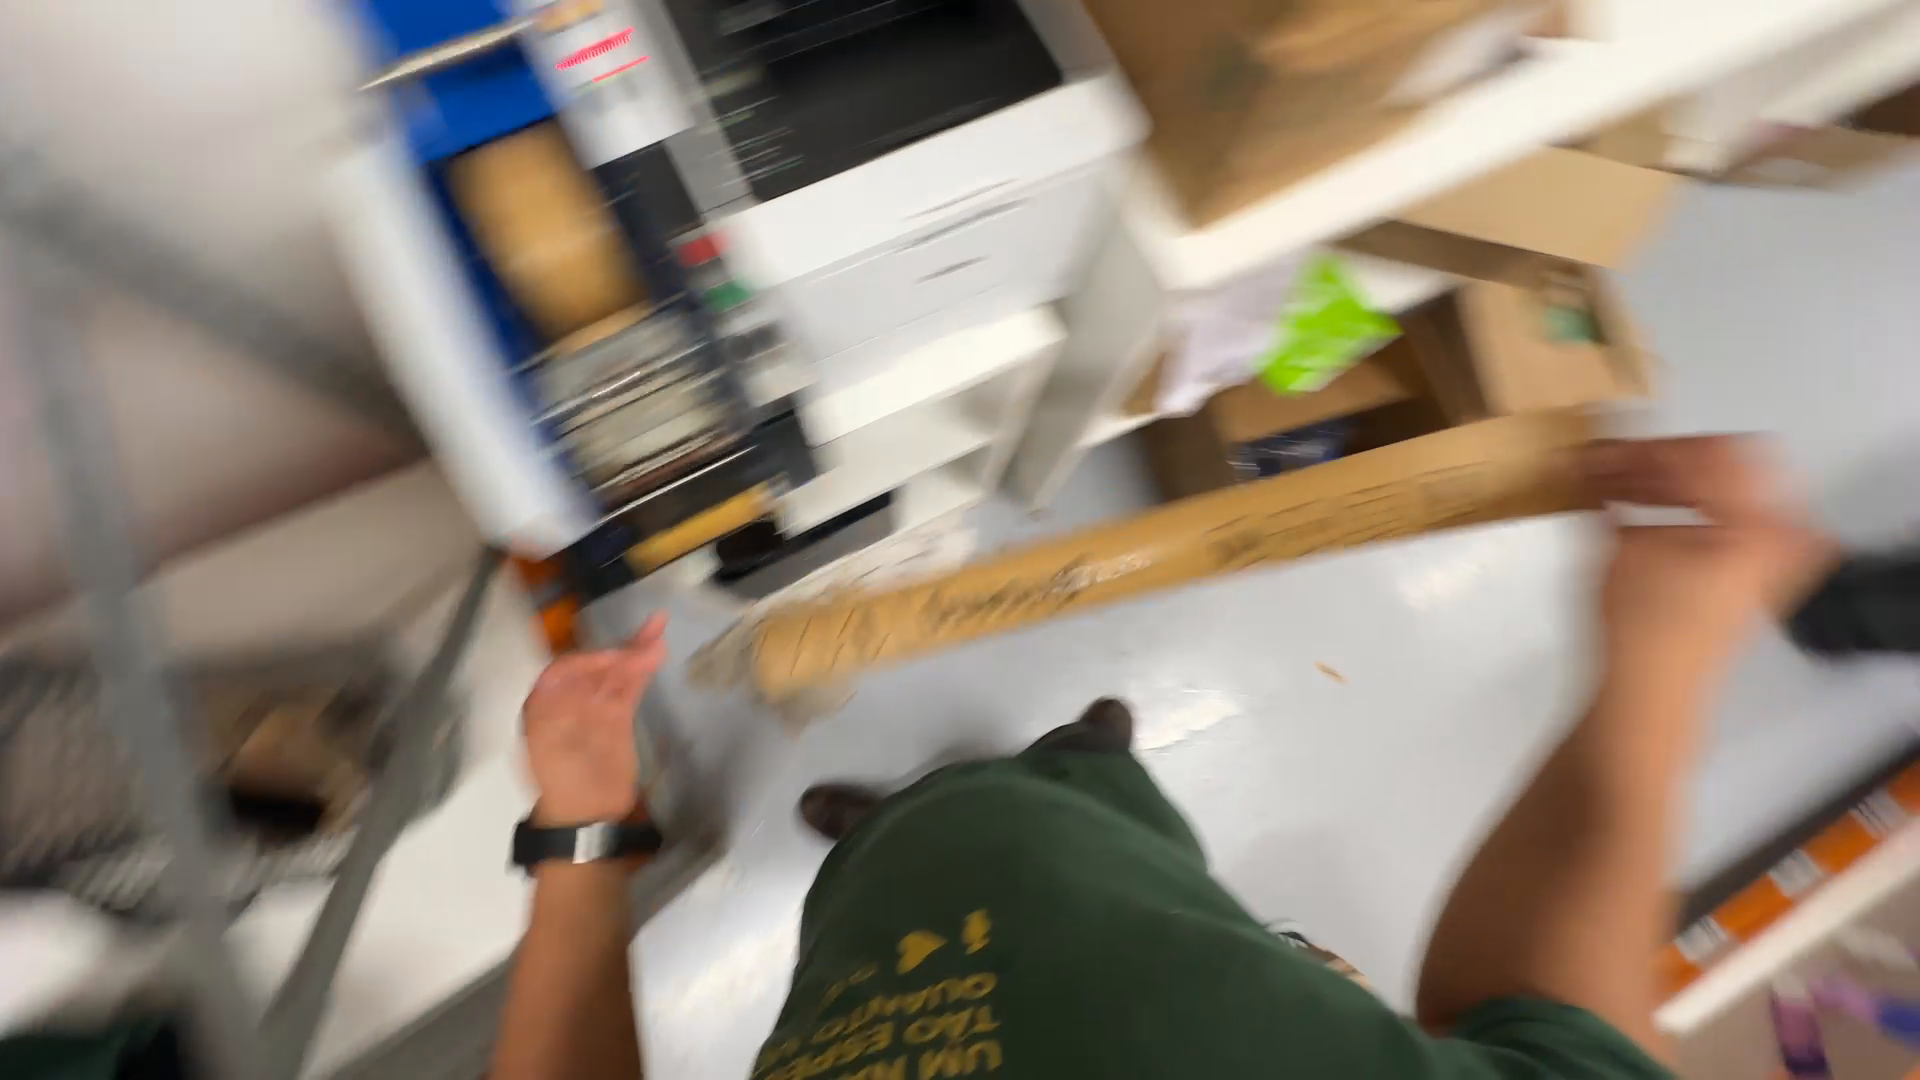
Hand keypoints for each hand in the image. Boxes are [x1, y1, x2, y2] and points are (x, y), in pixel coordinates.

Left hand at [521, 613, 666, 823]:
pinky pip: (628, 689)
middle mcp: (568, 703)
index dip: (590, 660)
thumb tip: (585, 679)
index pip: (565, 671)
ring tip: (658, 628)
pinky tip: (656, 651)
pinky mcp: (617, 718)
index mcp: (543, 709)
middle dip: (621, 648)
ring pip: (616, 675)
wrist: (588, 820)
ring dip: (636, 651)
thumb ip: (573, 707)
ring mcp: (595, 710)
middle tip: (651, 629)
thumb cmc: (565, 783)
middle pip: (595, 668)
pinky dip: (642, 671)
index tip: (616, 659)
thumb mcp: (557, 745)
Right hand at [1584, 437, 1832, 692]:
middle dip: (1648, 461)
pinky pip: (1714, 511)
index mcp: (1761, 521)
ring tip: (1601, 484)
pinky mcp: (1749, 564)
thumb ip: (1608, 491)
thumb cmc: (1639, 626)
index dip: (1646, 447)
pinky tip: (1623, 507)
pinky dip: (1668, 503)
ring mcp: (1769, 549)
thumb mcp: (1617, 545)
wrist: (1650, 684)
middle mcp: (1781, 530)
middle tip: (1595, 463)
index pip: (1707, 451)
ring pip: (1714, 486)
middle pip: (1717, 465)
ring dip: (1654, 480)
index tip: (1598, 449)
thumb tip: (1586, 453)